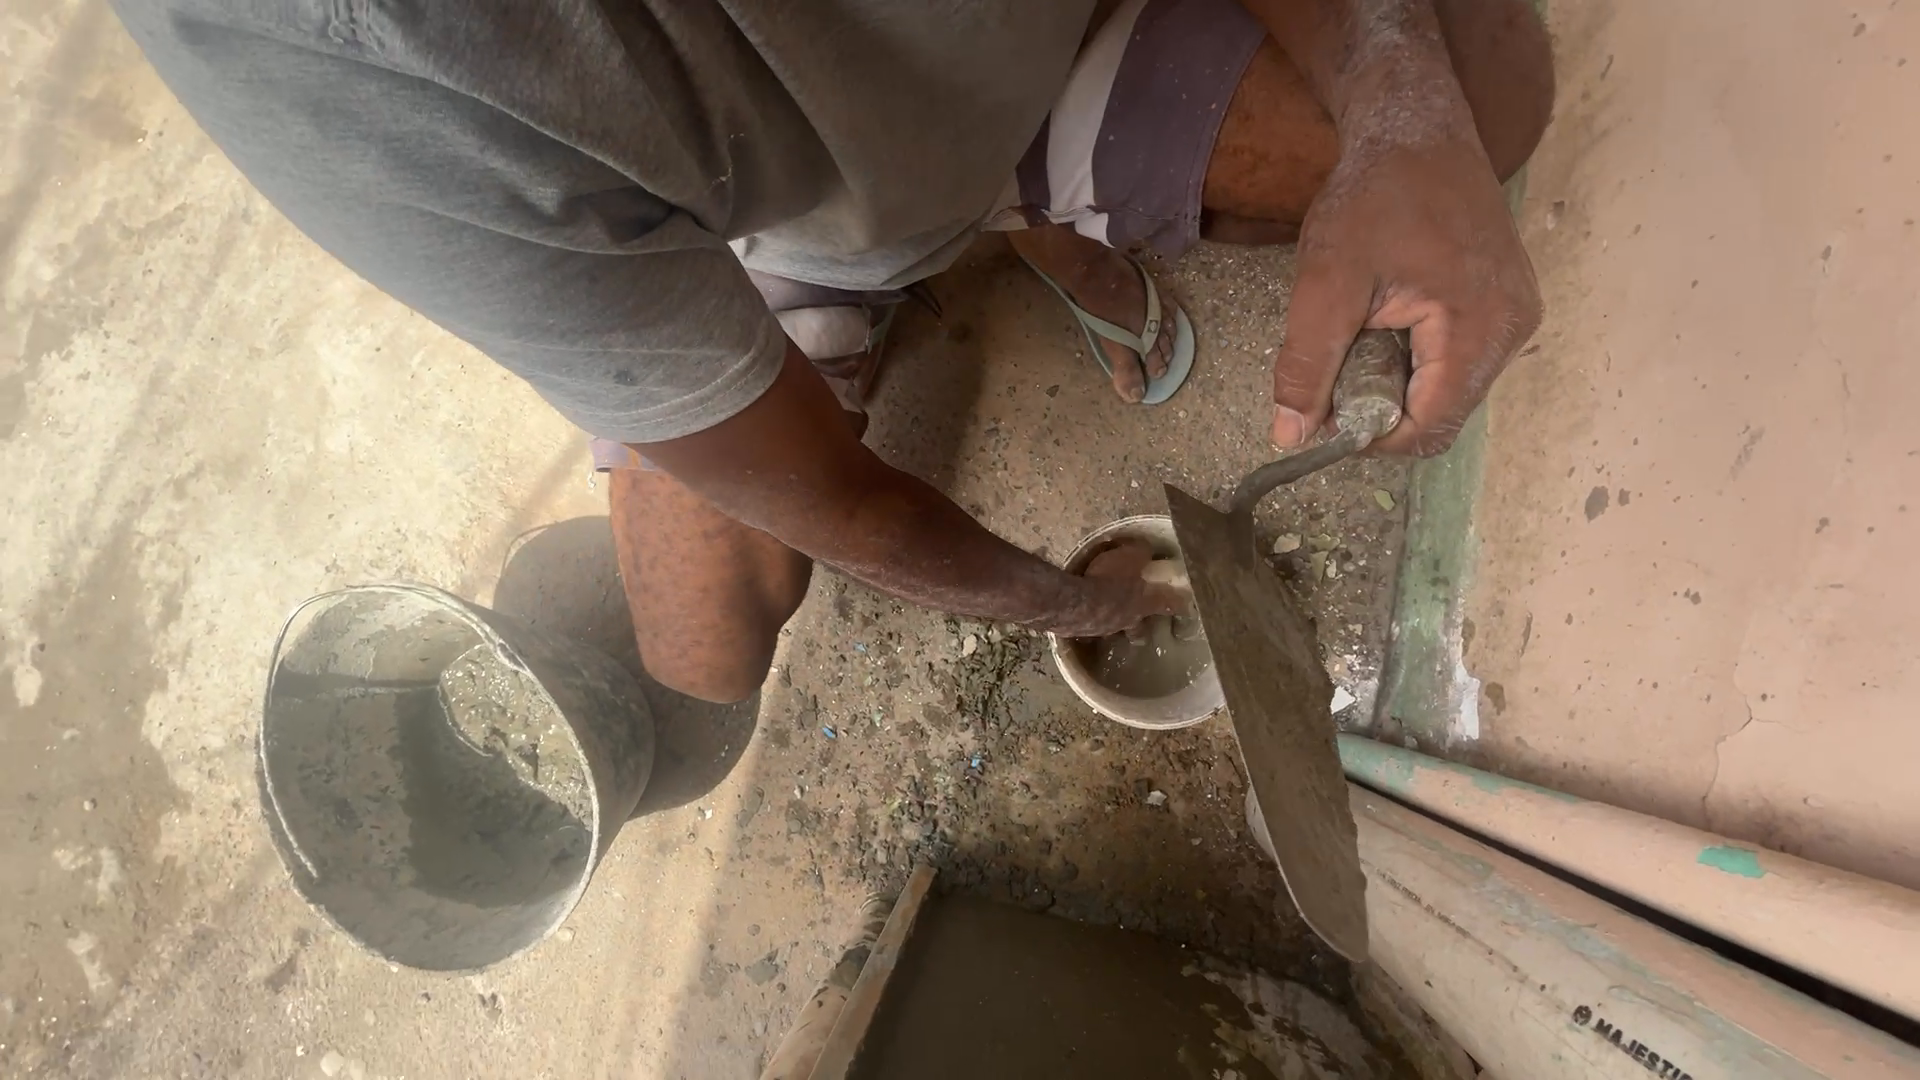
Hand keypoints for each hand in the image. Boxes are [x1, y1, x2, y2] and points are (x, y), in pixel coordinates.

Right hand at [1044, 542, 1188, 637]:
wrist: (1076, 603)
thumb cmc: (1111, 579)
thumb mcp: (1130, 557)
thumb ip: (1140, 552)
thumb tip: (1147, 549)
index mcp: (1144, 603)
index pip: (1168, 605)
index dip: (1179, 606)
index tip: (1187, 609)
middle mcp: (1126, 620)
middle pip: (1137, 631)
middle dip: (1139, 633)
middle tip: (1140, 634)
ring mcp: (1103, 629)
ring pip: (1111, 632)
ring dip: (1109, 628)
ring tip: (1102, 623)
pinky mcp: (1081, 632)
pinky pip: (1084, 631)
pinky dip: (1082, 626)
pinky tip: (1076, 622)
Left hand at [1274, 96, 1541, 455]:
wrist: (1414, 133)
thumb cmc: (1371, 201)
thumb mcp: (1323, 287)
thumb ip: (1306, 366)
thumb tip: (1289, 437)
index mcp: (1480, 327)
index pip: (1428, 428)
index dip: (1369, 438)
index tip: (1321, 419)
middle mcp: (1510, 331)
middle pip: (1435, 416)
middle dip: (1374, 412)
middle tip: (1329, 376)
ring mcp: (1509, 319)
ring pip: (1438, 393)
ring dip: (1385, 388)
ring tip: (1353, 342)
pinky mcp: (1494, 308)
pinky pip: (1445, 366)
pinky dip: (1401, 366)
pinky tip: (1375, 331)